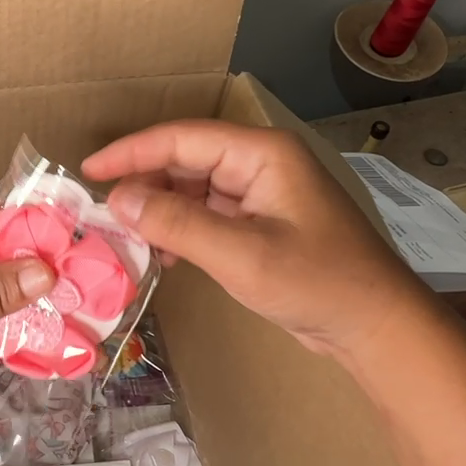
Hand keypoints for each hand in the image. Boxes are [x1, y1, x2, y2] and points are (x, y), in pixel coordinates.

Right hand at [82, 120, 435, 357]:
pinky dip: (180, 230)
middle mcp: (258, 165)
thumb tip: (118, 199)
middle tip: (106, 216)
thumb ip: (177, 223)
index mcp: (260, 154)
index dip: (131, 152)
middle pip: (184, 161)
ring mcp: (259, 195)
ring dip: (160, 211)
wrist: (376, 327)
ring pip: (191, 189)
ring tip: (131, 238)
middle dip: (144, 185)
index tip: (89, 170)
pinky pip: (206, 214)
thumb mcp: (241, 254)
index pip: (181, 139)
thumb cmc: (317, 282)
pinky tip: (164, 255)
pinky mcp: (259, 224)